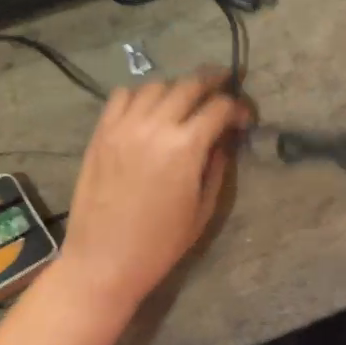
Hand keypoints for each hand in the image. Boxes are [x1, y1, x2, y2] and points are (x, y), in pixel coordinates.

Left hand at [54, 70, 249, 307]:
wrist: (102, 262)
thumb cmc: (159, 244)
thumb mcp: (203, 208)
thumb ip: (217, 166)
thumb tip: (223, 139)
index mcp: (186, 147)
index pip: (220, 107)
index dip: (239, 107)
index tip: (245, 118)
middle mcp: (155, 127)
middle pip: (190, 85)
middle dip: (213, 82)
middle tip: (225, 85)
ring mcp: (124, 127)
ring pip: (156, 85)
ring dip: (177, 87)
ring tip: (186, 99)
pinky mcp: (101, 134)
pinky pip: (122, 96)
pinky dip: (140, 94)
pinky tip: (149, 108)